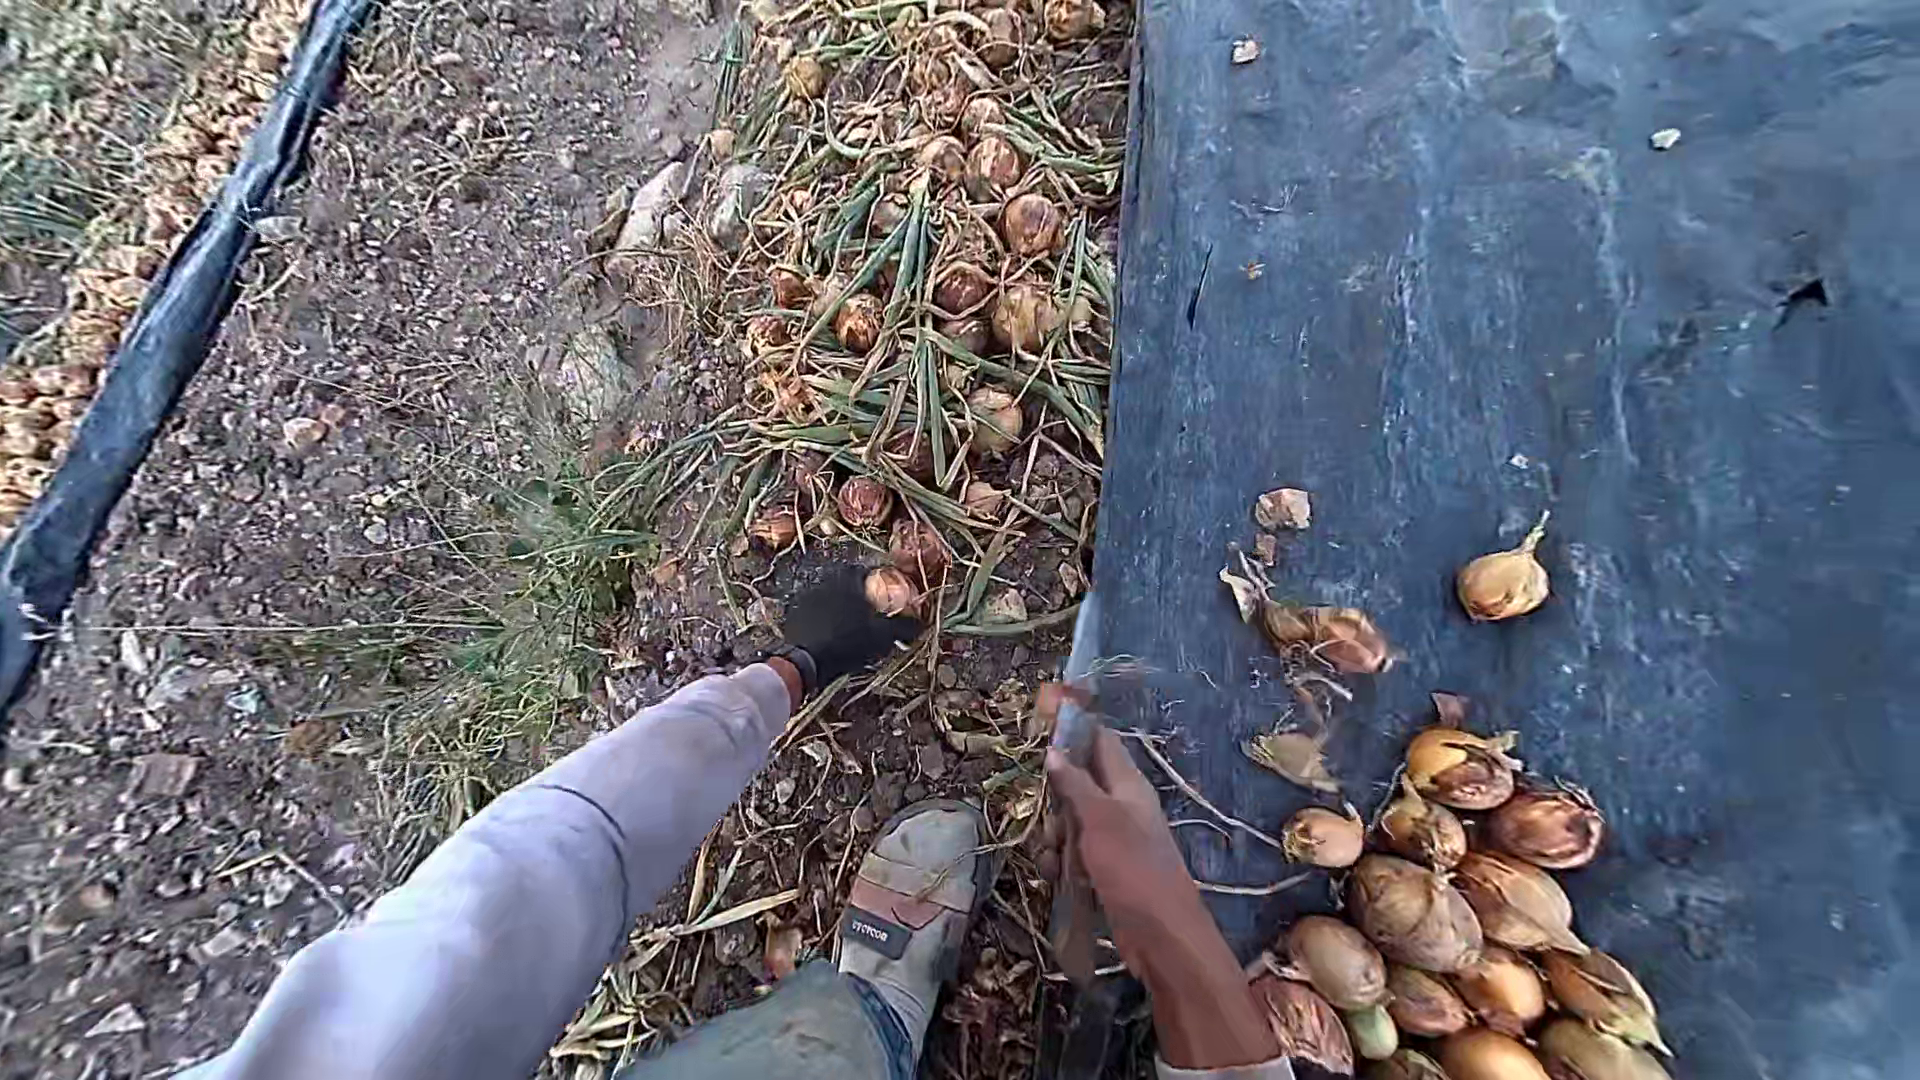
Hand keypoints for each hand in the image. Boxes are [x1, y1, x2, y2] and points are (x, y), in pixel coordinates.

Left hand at [779, 565, 920, 692]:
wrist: (807, 661)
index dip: (872, 577)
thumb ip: (903, 627)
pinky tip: (828, 630)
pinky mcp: (794, 614)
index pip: (862, 569)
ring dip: (837, 602)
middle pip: (843, 580)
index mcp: (848, 583)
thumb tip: (922, 624)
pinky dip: (821, 615)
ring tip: (847, 620)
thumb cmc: (848, 642)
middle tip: (865, 605)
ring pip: (827, 594)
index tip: (879, 588)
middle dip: (855, 590)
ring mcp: (807, 598)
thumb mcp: (882, 636)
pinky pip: (812, 609)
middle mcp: (826, 584)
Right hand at [1044, 727, 1210, 975]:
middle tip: (1047, 812)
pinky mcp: (1104, 866)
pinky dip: (1060, 859)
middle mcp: (1121, 803)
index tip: (1039, 727)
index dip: (1073, 729)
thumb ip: (1075, 782)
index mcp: (1127, 783)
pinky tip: (1053, 874)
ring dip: (1054, 833)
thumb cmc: (1133, 868)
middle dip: (1055, 795)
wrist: (1163, 939)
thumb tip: (1052, 749)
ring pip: (1071, 817)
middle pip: (1078, 780)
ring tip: (1051, 853)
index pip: (1100, 739)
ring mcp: (1113, 836)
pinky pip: (1074, 850)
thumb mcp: (1100, 818)